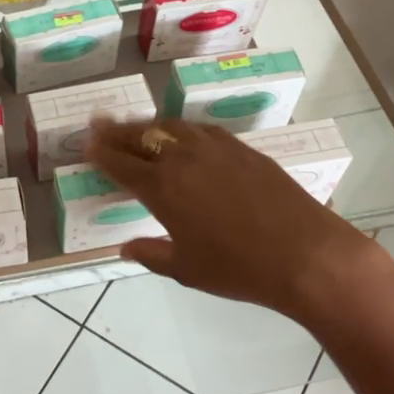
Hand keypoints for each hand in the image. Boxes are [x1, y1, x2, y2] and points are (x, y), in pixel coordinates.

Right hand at [84, 117, 386, 324]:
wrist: (306, 255)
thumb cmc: (239, 269)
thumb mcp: (187, 270)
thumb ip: (152, 255)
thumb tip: (127, 247)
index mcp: (162, 188)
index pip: (121, 164)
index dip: (101, 154)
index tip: (86, 144)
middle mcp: (184, 159)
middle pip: (142, 136)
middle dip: (117, 131)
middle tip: (99, 124)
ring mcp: (216, 149)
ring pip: (172, 127)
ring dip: (149, 125)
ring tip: (137, 127)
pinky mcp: (244, 149)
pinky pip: (202, 130)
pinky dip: (182, 129)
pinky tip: (184, 135)